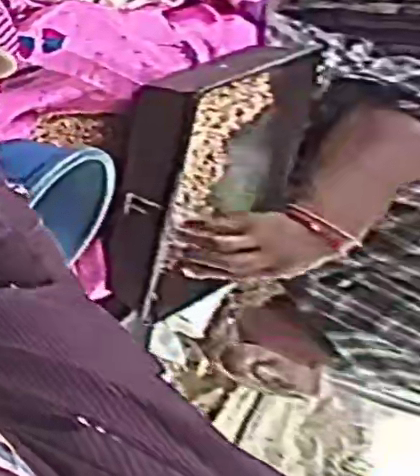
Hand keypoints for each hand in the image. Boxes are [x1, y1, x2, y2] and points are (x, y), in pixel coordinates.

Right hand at [176, 212, 339, 280]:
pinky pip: (222, 223)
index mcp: (270, 272)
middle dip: (198, 256)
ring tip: (176, 234)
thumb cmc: (296, 252)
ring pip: (221, 242)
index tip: (182, 269)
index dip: (206, 272)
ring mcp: (257, 239)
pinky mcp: (251, 222)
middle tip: (175, 250)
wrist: (320, 233)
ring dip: (196, 239)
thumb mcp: (281, 266)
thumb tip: (216, 267)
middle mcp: (264, 258)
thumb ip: (251, 267)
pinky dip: (201, 222)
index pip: (234, 274)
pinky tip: (188, 221)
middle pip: (226, 260)